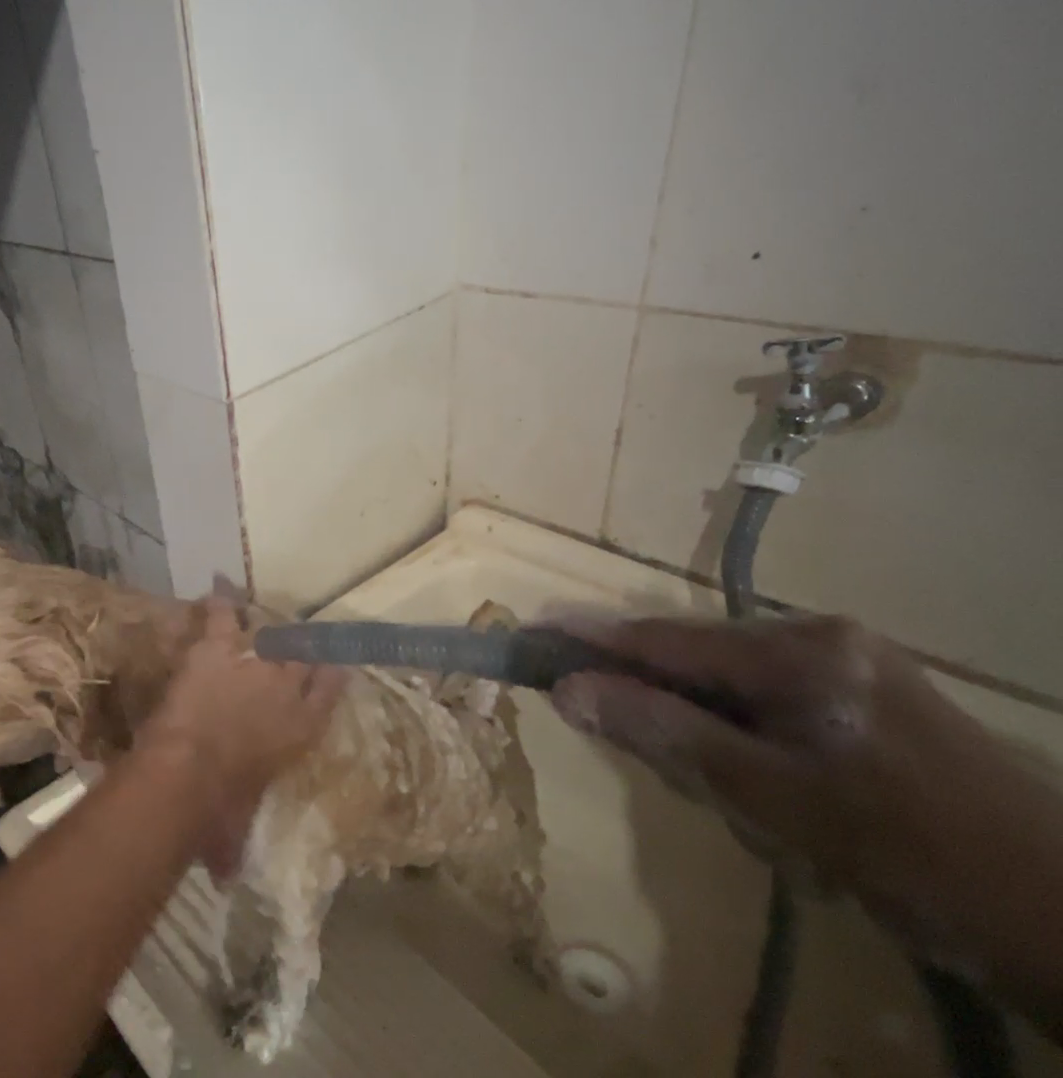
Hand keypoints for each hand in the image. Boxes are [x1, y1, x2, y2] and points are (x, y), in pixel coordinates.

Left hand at [140, 599, 346, 874]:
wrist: (190, 769)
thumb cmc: (219, 806)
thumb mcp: (229, 832)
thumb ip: (230, 848)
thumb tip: (226, 881)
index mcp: (300, 733)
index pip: (328, 696)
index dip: (333, 677)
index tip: (337, 664)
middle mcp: (286, 692)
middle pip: (305, 658)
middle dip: (305, 645)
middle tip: (304, 632)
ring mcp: (253, 665)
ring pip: (269, 635)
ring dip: (267, 626)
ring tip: (267, 611)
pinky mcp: (217, 651)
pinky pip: (223, 618)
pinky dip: (219, 600)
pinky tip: (217, 582)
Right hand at [550, 615, 1056, 953]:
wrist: (1056, 903)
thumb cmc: (900, 849)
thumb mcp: (763, 796)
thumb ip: (662, 731)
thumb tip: (569, 689)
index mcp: (797, 651)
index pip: (662, 637)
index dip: (587, 639)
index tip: (525, 632)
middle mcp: (822, 637)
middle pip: (694, 655)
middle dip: (651, 694)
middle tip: (618, 738)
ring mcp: (851, 660)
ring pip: (728, 680)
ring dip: (697, 722)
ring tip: (718, 788)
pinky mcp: (867, 691)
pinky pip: (766, 696)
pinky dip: (736, 729)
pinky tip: (756, 780)